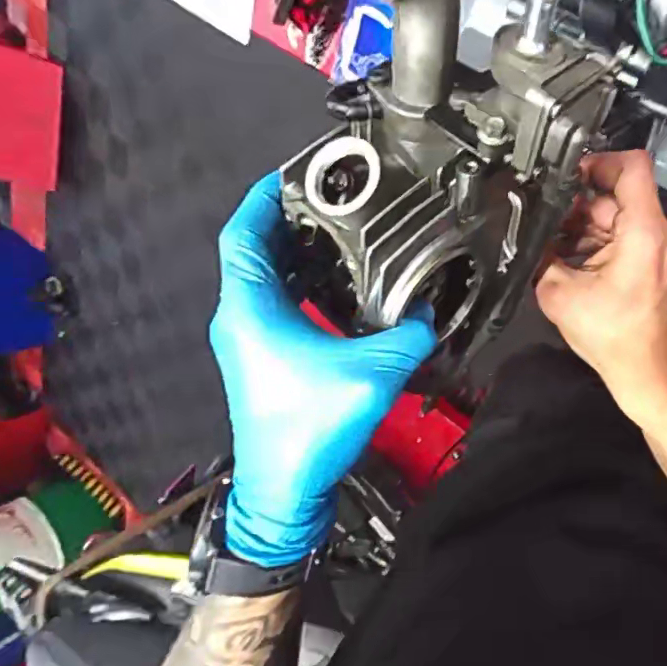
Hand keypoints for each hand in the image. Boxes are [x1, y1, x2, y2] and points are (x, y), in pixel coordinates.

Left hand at [209, 175, 434, 565]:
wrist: (284, 490)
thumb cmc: (310, 431)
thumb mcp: (371, 374)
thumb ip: (406, 337)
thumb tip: (426, 317)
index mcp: (251, 310)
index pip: (242, 233)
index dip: (262, 197)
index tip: (290, 174)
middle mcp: (240, 319)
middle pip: (253, 250)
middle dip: (285, 219)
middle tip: (326, 201)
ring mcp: (248, 340)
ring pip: (264, 278)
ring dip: (293, 252)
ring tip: (334, 235)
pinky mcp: (263, 359)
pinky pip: (275, 303)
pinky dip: (299, 284)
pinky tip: (334, 288)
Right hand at [535, 150, 666, 413]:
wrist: (641, 366)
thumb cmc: (614, 337)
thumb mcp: (557, 292)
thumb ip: (542, 253)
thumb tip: (534, 234)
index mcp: (645, 234)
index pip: (632, 165)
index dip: (597, 162)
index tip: (573, 176)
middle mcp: (662, 233)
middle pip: (617, 194)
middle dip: (580, 207)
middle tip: (553, 227)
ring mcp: (663, 245)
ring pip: (619, 213)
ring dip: (587, 226)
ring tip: (562, 251)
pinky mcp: (658, 256)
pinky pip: (627, 232)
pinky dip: (600, 240)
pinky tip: (577, 261)